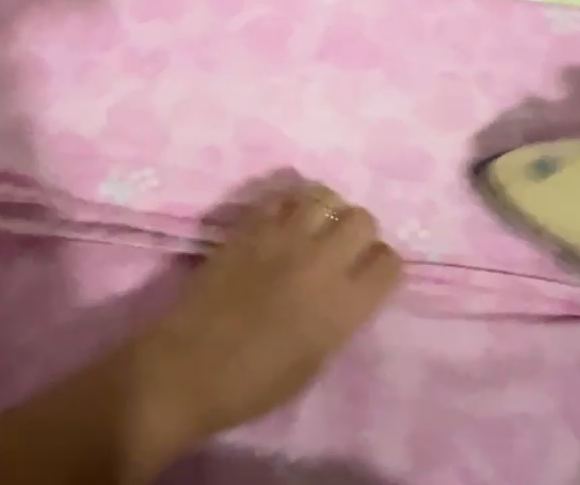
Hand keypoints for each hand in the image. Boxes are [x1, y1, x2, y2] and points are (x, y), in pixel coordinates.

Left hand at [129, 183, 402, 455]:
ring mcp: (284, 237)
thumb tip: (347, 289)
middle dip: (359, 231)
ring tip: (314, 225)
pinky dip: (290, 203)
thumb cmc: (255, 383)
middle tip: (343, 247)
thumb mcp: (316, 360)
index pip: (388, 263)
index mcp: (344, 306)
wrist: (190, 365)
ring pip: (325, 196)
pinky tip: (283, 220)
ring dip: (326, 209)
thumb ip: (339, 316)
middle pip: (363, 219)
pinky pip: (283, 196)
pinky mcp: (250, 225)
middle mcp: (322, 262)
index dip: (382, 266)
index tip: (370, 273)